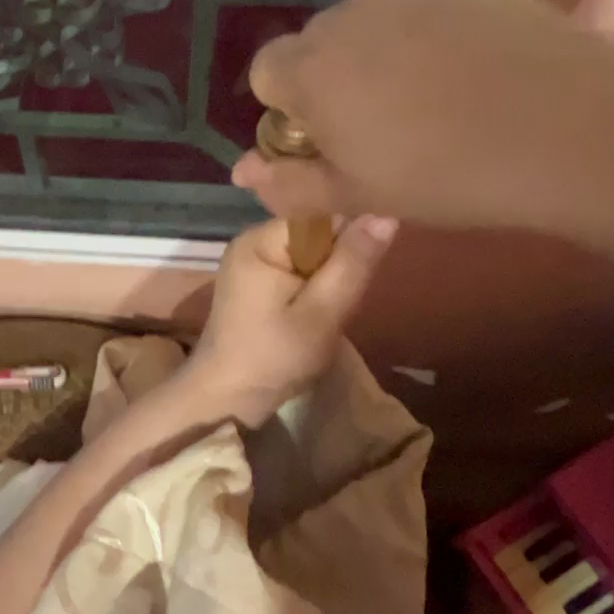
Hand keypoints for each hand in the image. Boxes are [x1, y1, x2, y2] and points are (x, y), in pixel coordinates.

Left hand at [184, 215, 398, 426]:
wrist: (227, 397)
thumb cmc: (274, 356)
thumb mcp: (322, 312)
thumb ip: (353, 264)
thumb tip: (386, 216)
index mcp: (261, 239)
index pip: (324, 221)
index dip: (348, 250)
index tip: (351, 287)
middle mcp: (251, 242)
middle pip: (317, 238)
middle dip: (336, 271)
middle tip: (334, 310)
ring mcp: (250, 263)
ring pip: (310, 259)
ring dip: (325, 286)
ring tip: (321, 318)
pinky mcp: (253, 284)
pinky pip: (296, 274)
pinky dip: (310, 295)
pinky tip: (308, 321)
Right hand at [232, 0, 613, 237]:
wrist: (573, 130)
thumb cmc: (450, 176)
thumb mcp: (361, 195)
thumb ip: (292, 183)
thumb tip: (242, 170)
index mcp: (312, 69)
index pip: (266, 70)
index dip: (288, 108)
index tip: (329, 141)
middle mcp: (348, 16)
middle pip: (315, 43)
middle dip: (330, 80)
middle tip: (380, 127)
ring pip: (367, 23)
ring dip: (376, 56)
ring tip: (431, 99)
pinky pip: (417, 7)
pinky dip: (424, 34)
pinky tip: (468, 71)